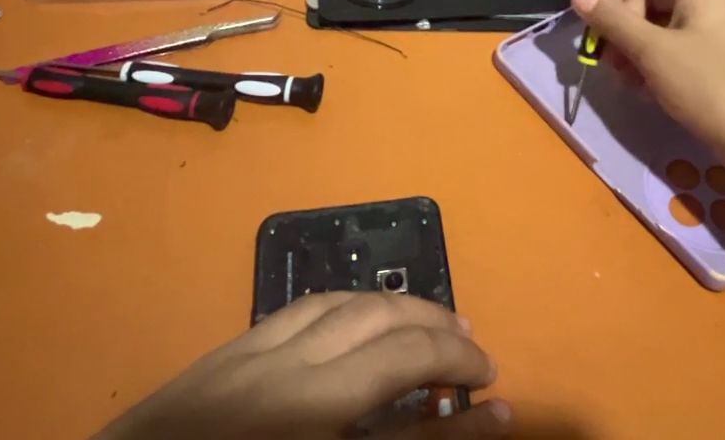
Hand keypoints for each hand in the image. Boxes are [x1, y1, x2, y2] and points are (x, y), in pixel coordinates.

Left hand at [95, 292, 506, 439]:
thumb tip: (465, 423)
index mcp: (308, 409)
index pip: (406, 361)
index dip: (460, 368)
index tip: (497, 391)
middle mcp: (286, 369)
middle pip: (384, 321)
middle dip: (441, 331)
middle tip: (476, 356)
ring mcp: (252, 353)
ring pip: (348, 302)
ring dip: (401, 308)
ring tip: (434, 325)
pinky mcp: (228, 352)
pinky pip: (305, 307)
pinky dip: (352, 307)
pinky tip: (365, 317)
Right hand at [569, 0, 724, 164]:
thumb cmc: (705, 85)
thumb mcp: (651, 51)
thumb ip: (612, 19)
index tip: (601, 21)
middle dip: (623, 23)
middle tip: (609, 59)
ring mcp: (715, 23)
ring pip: (659, 20)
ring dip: (634, 46)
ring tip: (626, 79)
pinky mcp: (717, 50)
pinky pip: (675, 41)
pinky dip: (655, 59)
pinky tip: (646, 89)